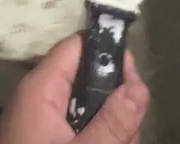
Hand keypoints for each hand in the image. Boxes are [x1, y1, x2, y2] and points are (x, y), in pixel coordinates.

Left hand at [0, 33, 149, 143]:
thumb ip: (112, 122)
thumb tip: (140, 85)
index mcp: (41, 88)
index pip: (78, 46)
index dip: (108, 56)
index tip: (135, 83)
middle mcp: (39, 98)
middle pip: (88, 79)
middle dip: (114, 105)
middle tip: (129, 136)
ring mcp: (40, 124)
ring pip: (88, 110)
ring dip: (109, 131)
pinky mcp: (42, 142)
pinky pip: (77, 131)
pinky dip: (95, 141)